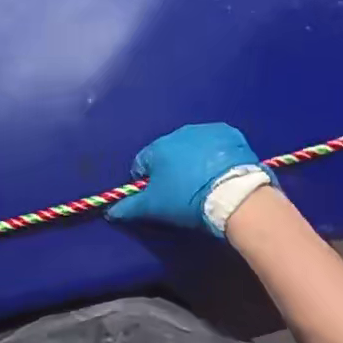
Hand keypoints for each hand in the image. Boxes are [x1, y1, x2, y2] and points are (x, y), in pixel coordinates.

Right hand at [106, 122, 271, 236]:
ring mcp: (207, 130)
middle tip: (181, 193)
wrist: (233, 195)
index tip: (158, 197)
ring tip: (202, 183)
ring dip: (193, 161)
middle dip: (170, 170)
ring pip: (192, 147)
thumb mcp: (153, 207)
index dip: (147, 183)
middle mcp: (180, 132)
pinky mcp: (231, 133)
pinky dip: (214, 156)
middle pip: (168, 154)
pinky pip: (216, 145)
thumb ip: (128, 207)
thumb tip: (109, 211)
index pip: (142, 164)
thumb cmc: (186, 199)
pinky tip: (219, 173)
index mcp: (158, 147)